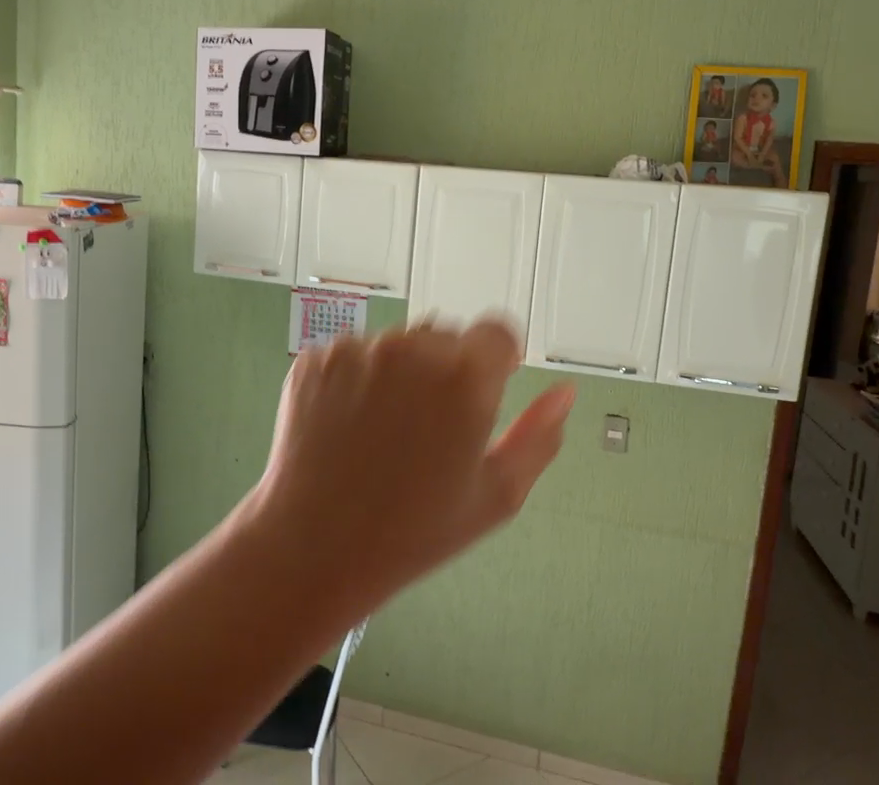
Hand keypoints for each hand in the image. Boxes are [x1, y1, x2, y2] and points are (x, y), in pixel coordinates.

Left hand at [237, 319, 573, 609]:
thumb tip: (564, 392)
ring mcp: (356, 350)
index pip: (497, 333)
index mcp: (464, 377)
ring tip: (385, 433)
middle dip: (448, 369)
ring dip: (401, 372)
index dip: (497, 361)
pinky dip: (356, 380)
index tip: (485, 393)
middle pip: (445, 337)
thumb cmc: (414, 531)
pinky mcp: (314, 360)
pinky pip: (351, 355)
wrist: (314, 546)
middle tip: (429, 428)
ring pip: (396, 345)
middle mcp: (410, 349)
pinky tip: (348, 428)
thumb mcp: (496, 496)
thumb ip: (538, 437)